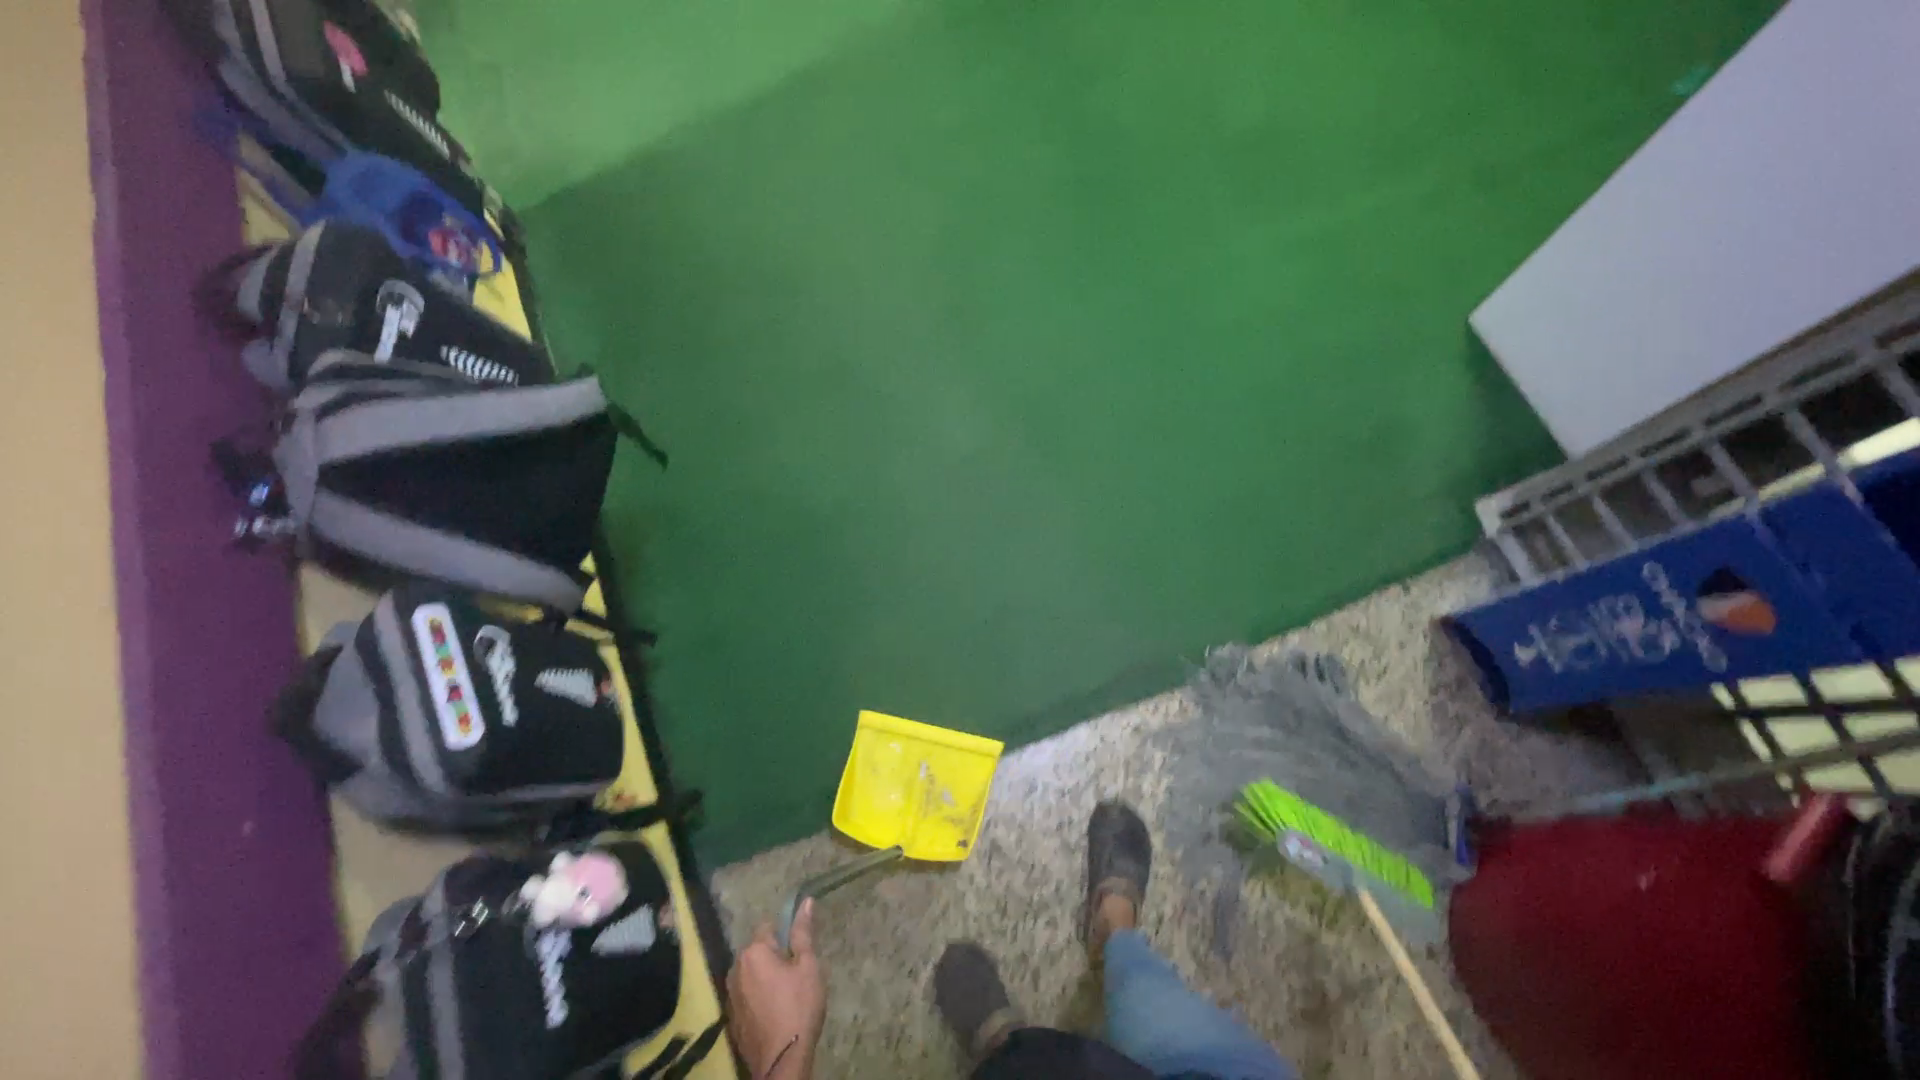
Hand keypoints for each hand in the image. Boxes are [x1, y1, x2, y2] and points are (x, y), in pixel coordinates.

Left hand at [726, 899, 825, 1078]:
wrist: (781, 1059)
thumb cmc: (798, 1006)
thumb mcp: (807, 966)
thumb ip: (803, 933)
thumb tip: (805, 902)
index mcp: (753, 952)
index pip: (768, 926)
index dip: (785, 934)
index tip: (799, 949)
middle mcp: (735, 968)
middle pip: (757, 950)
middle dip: (774, 955)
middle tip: (796, 973)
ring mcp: (730, 994)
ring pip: (750, 973)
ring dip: (764, 976)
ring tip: (786, 993)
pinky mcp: (731, 1016)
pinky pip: (746, 995)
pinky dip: (757, 996)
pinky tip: (773, 1010)